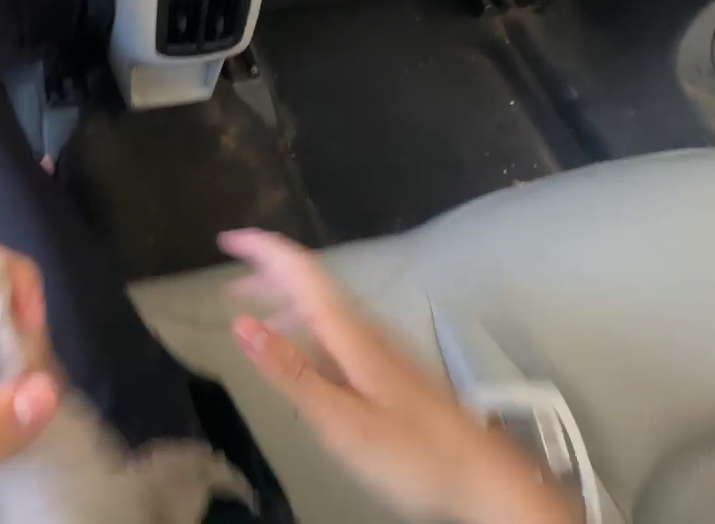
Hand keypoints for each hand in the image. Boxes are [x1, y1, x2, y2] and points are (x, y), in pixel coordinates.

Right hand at [218, 230, 574, 523]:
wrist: (485, 475)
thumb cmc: (412, 450)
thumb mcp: (341, 419)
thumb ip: (290, 371)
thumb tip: (241, 324)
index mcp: (347, 330)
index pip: (299, 271)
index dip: (263, 249)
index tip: (230, 239)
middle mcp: (361, 326)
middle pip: (308, 281)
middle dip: (266, 271)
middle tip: (229, 276)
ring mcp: (376, 342)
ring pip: (320, 303)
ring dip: (282, 297)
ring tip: (250, 309)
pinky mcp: (384, 362)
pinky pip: (332, 325)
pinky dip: (302, 322)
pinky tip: (297, 348)